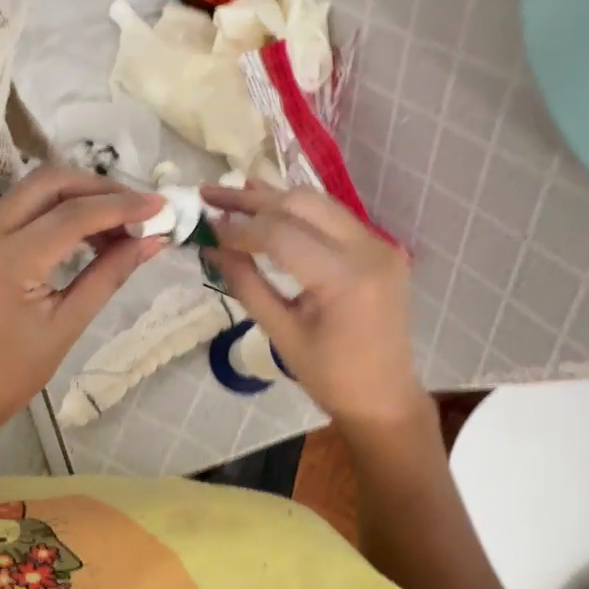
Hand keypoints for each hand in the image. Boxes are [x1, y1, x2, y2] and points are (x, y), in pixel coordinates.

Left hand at [0, 166, 165, 425]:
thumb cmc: (18, 368)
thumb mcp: (70, 323)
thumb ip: (110, 274)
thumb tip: (154, 240)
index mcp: (8, 262)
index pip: (72, 215)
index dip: (121, 206)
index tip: (161, 206)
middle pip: (49, 182)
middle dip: (99, 187)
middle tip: (138, 209)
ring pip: (35, 188)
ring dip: (80, 194)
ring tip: (119, 223)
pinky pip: (23, 206)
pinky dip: (59, 208)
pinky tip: (88, 231)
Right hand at [202, 180, 427, 426]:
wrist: (384, 396)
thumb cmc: (330, 376)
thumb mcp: (282, 333)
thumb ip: (247, 284)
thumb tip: (211, 248)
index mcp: (346, 279)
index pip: (282, 236)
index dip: (239, 229)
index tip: (204, 226)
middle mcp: (369, 250)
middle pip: (302, 204)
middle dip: (252, 200)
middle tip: (209, 194)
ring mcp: (379, 245)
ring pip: (318, 202)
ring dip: (273, 198)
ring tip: (231, 193)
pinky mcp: (378, 247)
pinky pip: (332, 217)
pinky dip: (297, 211)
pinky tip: (266, 204)